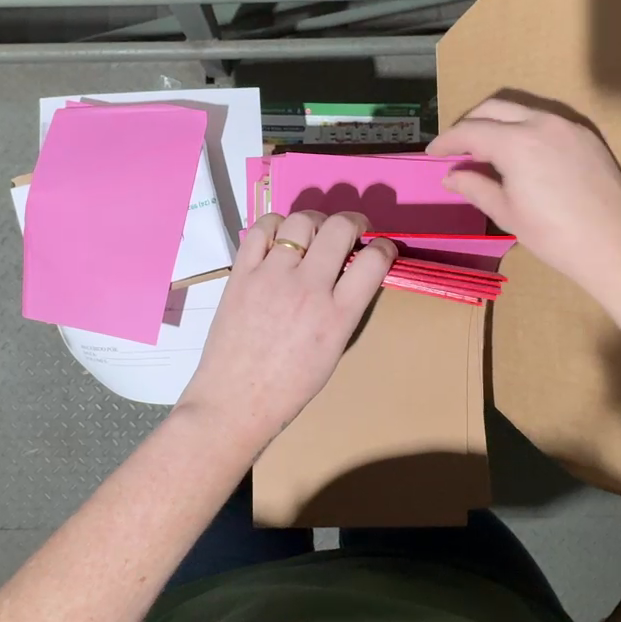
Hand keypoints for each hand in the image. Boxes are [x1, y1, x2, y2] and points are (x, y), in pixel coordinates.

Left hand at [175, 210, 396, 448]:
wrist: (236, 400)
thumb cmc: (289, 386)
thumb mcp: (334, 351)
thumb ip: (344, 308)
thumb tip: (351, 274)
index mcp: (337, 315)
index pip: (374, 260)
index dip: (385, 247)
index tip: (381, 248)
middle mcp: (308, 288)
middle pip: (339, 228)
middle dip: (353, 222)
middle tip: (350, 231)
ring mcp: (272, 277)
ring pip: (300, 221)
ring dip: (314, 221)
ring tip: (314, 233)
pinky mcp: (242, 273)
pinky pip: (261, 230)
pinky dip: (275, 225)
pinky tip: (279, 237)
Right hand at [427, 98, 620, 291]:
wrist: (617, 248)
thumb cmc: (554, 237)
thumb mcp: (506, 213)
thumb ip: (474, 186)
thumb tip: (450, 175)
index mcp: (517, 142)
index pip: (470, 130)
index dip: (447, 141)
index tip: (432, 154)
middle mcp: (542, 123)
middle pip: (493, 108)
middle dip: (469, 124)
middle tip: (455, 148)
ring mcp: (568, 126)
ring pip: (521, 110)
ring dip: (496, 122)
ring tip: (484, 150)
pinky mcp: (586, 136)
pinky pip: (545, 120)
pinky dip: (522, 127)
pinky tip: (518, 153)